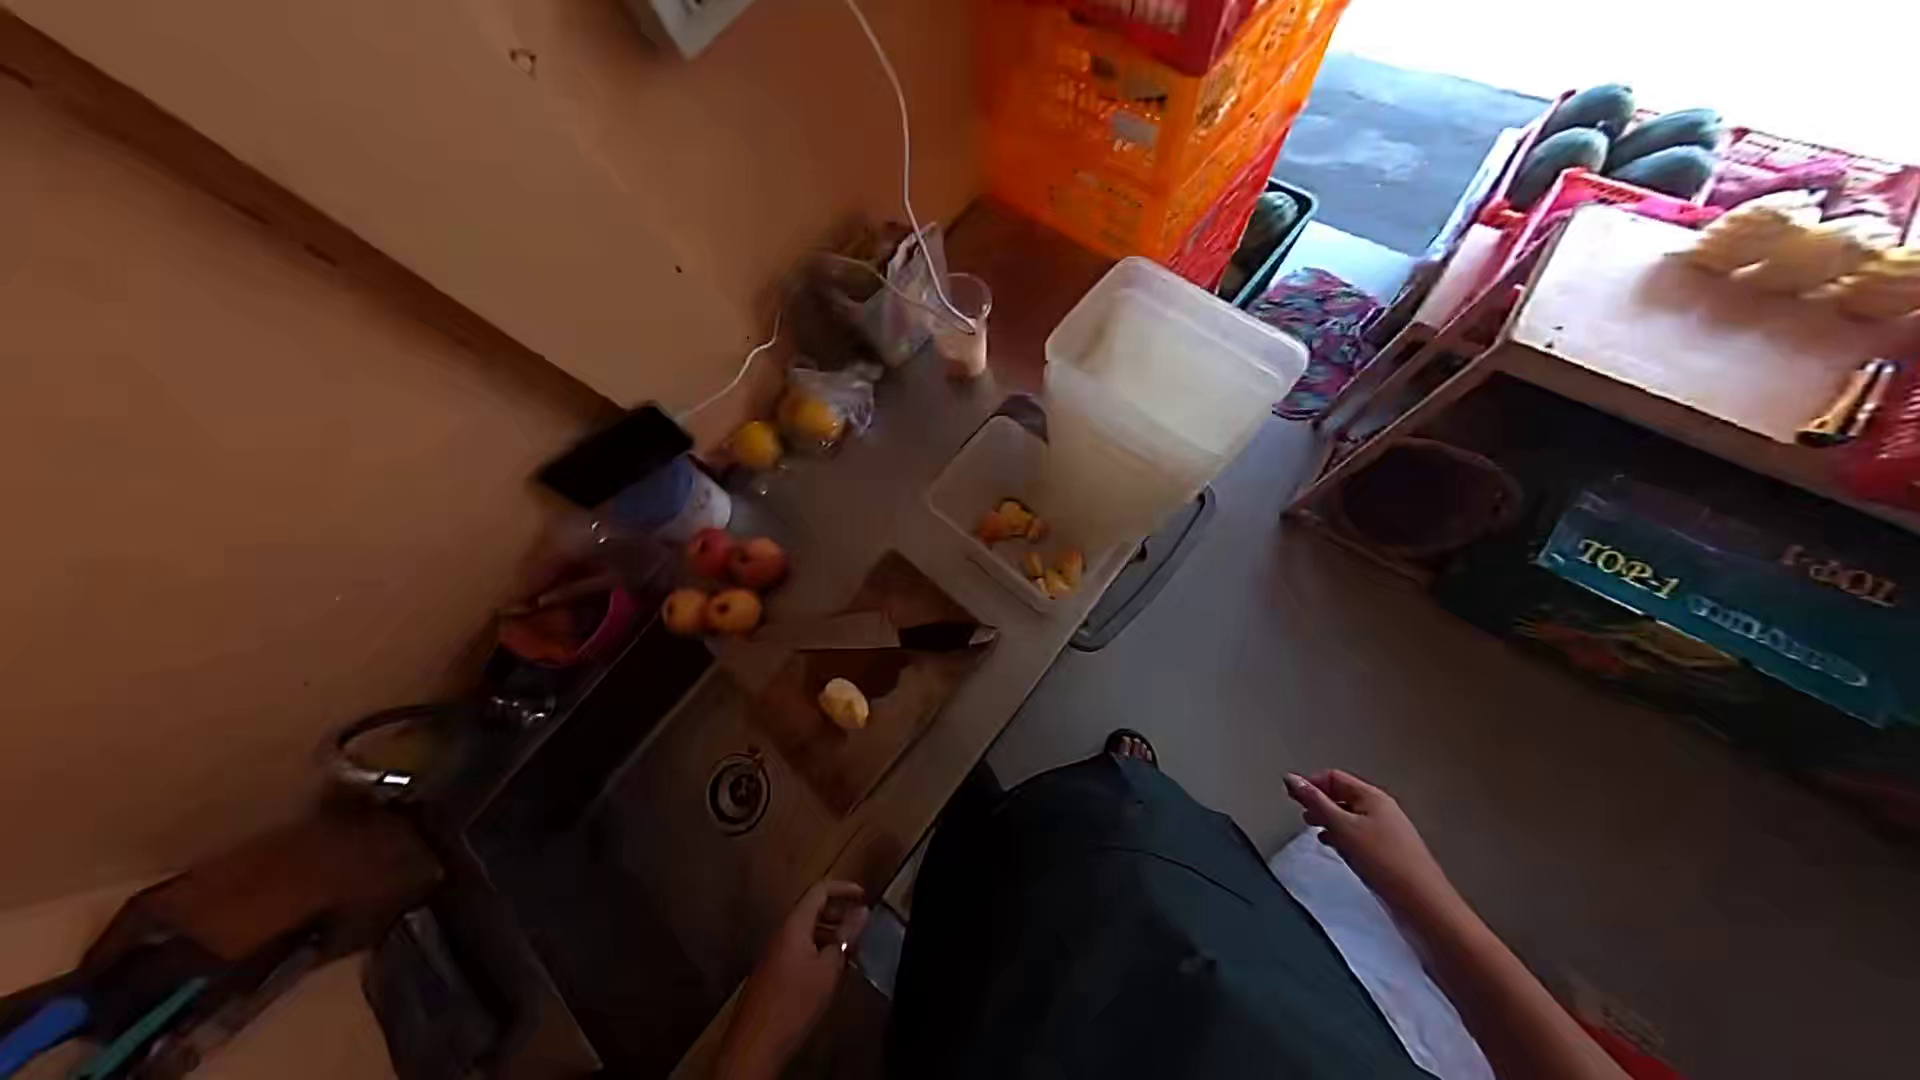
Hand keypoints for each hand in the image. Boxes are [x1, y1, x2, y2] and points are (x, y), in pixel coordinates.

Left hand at [717, 880, 870, 1079]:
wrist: (754, 1046)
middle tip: (860, 923)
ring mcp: (774, 953)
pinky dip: (818, 949)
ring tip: (850, 948)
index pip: (819, 890)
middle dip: (838, 911)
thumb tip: (862, 912)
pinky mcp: (772, 973)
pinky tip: (830, 971)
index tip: (864, 896)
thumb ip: (846, 936)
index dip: (843, 888)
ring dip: (830, 933)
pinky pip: (799, 948)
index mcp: (794, 924)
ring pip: (806, 931)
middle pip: (812, 909)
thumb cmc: (795, 1002)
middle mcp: (782, 932)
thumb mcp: (829, 968)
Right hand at [1284, 770, 1457, 916]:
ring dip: (1329, 820)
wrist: (1423, 905)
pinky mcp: (1389, 850)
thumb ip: (1314, 801)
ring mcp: (1388, 829)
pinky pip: (1358, 833)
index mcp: (1372, 796)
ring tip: (1315, 831)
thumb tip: (1291, 778)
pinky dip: (1342, 836)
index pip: (1333, 777)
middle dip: (1318, 802)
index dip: (1310, 783)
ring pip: (1349, 815)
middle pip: (1341, 795)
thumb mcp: (1342, 827)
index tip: (1292, 797)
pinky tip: (1335, 847)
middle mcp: (1382, 808)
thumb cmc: (1382, 861)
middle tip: (1302, 814)